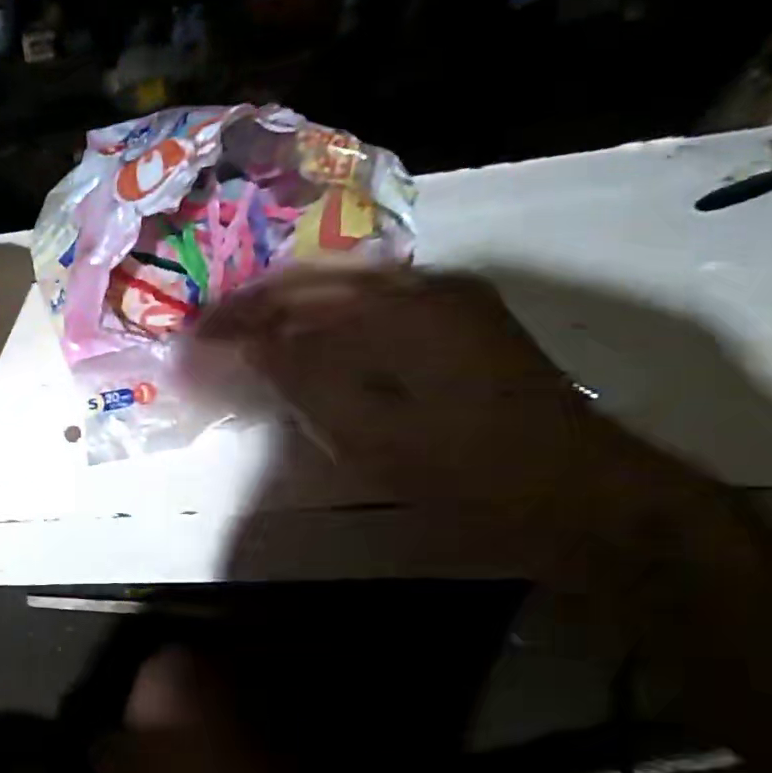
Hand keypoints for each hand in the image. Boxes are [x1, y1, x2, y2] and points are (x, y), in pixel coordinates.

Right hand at [196, 266, 711, 560]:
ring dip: (297, 312)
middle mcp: (427, 286)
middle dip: (264, 305)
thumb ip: (301, 377)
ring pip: (352, 292)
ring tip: (254, 339)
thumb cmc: (459, 465)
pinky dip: (334, 325)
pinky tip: (314, 348)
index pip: (296, 292)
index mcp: (400, 305)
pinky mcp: (465, 327)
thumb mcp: (365, 429)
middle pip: (323, 280)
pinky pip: (380, 310)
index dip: (240, 313)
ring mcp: (453, 303)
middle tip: (219, 334)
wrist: (572, 492)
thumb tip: (250, 342)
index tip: (198, 335)